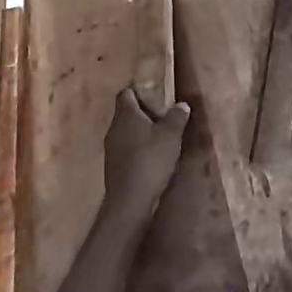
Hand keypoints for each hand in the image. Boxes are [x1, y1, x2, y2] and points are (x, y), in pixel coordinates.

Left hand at [102, 87, 189, 218]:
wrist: (130, 200)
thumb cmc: (151, 159)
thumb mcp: (171, 135)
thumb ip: (177, 116)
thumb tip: (181, 104)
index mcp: (125, 115)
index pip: (126, 93)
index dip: (140, 90)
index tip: (157, 94)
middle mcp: (114, 128)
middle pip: (126, 111)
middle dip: (145, 111)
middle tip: (166, 115)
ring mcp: (111, 148)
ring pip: (127, 130)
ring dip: (143, 130)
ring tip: (163, 136)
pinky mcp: (113, 165)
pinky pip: (126, 146)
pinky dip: (138, 146)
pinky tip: (153, 155)